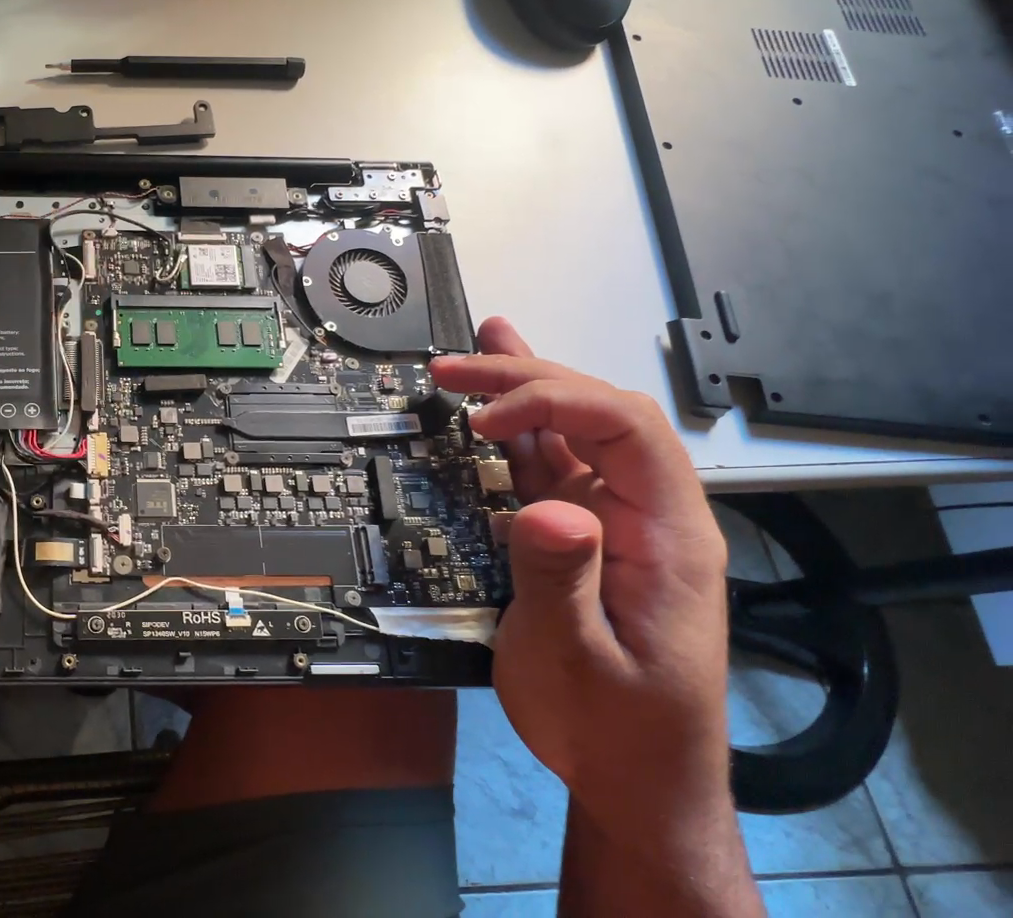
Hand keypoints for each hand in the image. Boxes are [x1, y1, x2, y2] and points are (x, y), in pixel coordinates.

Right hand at [429, 319, 732, 823]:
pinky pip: (550, 471)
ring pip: (574, 435)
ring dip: (525, 388)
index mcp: (667, 535)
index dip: (554, 403)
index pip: (626, 429)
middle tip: (452, 365)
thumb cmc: (612, 725)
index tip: (481, 422)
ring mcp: (613, 525)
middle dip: (527, 379)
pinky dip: (517, 434)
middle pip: (599, 416)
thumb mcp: (578, 660)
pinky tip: (490, 414)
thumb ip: (563, 580)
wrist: (632, 774)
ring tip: (481, 344)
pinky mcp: (582, 539)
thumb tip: (549, 507)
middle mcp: (645, 515)